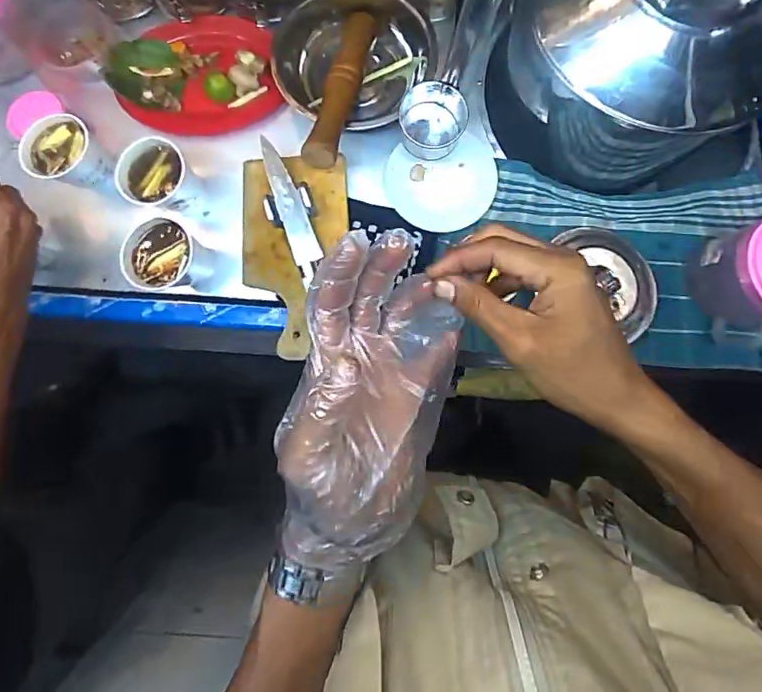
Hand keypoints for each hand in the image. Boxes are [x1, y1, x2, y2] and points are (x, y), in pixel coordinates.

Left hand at [275, 230, 461, 572]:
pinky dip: (441, 332)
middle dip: (378, 267)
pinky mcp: (416, 391)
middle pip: (365, 298)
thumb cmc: (317, 484)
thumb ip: (320, 410)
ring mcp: (388, 369)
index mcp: (325, 361)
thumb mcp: (305, 453)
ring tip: (434, 268)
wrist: (350, 521)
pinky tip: (455, 312)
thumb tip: (343, 365)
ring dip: (412, 289)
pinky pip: (430, 354)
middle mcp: (356, 354)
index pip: (329, 305)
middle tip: (399, 240)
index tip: (353, 244)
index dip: (339, 273)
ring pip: (397, 316)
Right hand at [428, 225, 662, 433]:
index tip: (429, 278)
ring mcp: (565, 269)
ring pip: (510, 250)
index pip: (494, 247)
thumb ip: (478, 305)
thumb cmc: (573, 374)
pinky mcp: (563, 282)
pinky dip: (497, 277)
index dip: (457, 259)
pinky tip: (483, 297)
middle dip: (467, 256)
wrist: (621, 401)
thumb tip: (440, 283)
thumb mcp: (519, 340)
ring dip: (481, 265)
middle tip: (441, 280)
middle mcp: (562, 257)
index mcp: (557, 267)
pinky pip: (521, 267)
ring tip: (457, 290)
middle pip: (502, 238)